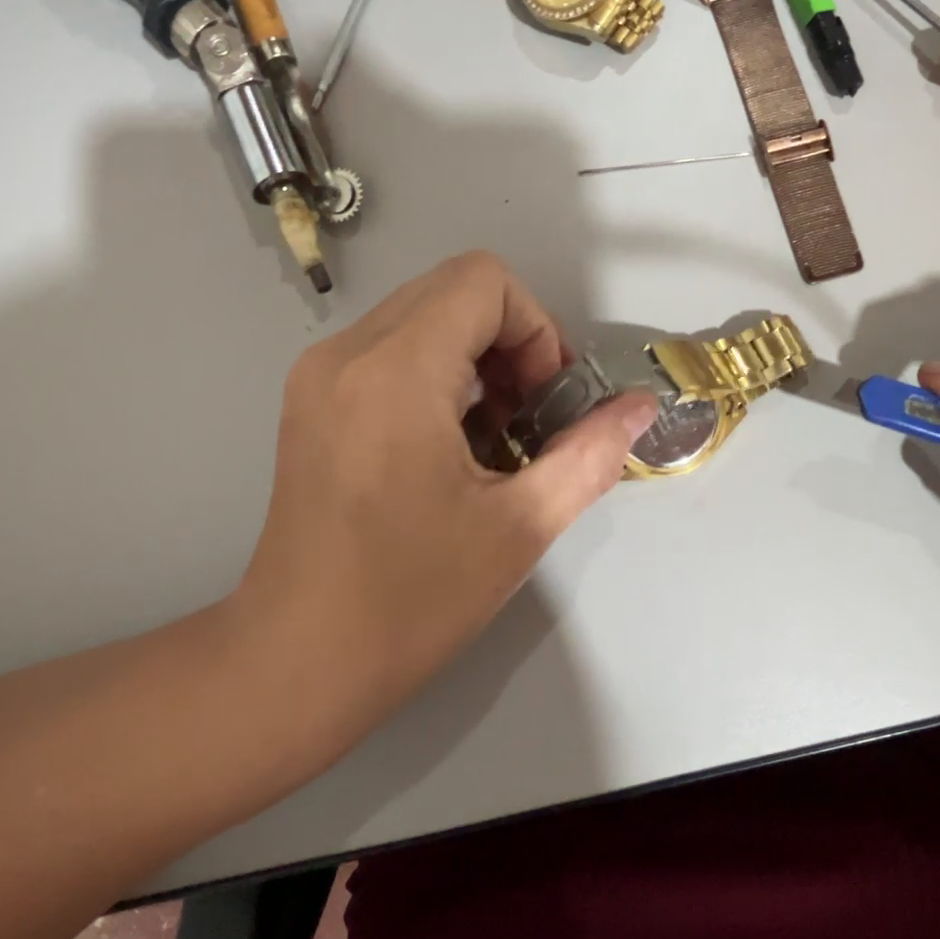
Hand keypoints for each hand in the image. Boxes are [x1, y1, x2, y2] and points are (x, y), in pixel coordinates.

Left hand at [236, 253, 657, 749]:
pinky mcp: (307, 403)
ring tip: (488, 442)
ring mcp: (316, 376)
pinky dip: (431, 375)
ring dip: (471, 360)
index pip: (483, 281)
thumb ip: (589, 453)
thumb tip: (639, 407)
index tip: (545, 404)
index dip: (536, 329)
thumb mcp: (519, 527)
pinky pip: (384, 351)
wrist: (300, 656)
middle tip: (527, 423)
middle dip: (509, 343)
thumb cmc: (411, 600)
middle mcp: (344, 354)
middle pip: (450, 291)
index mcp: (395, 372)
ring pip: (417, 317)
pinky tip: (443, 449)